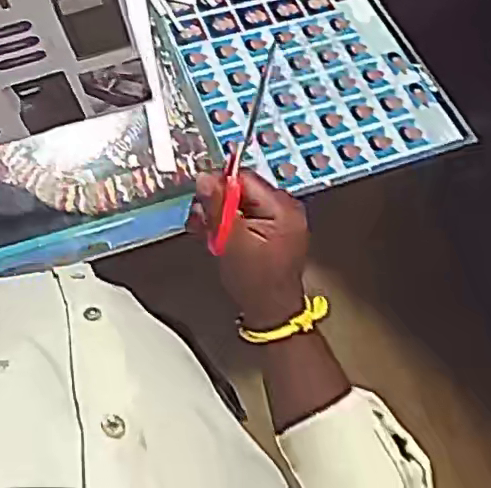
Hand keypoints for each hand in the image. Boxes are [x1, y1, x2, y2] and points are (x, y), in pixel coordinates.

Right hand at [188, 170, 309, 326]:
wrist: (270, 313)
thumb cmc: (255, 281)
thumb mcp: (230, 240)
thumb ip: (217, 205)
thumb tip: (204, 177)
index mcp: (283, 208)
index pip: (243, 178)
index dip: (219, 188)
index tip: (205, 204)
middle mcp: (285, 208)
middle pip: (239, 188)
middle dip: (217, 203)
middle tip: (207, 223)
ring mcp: (278, 217)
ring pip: (237, 200)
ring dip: (219, 214)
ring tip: (212, 234)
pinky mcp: (270, 226)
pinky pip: (242, 211)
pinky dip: (228, 221)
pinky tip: (219, 236)